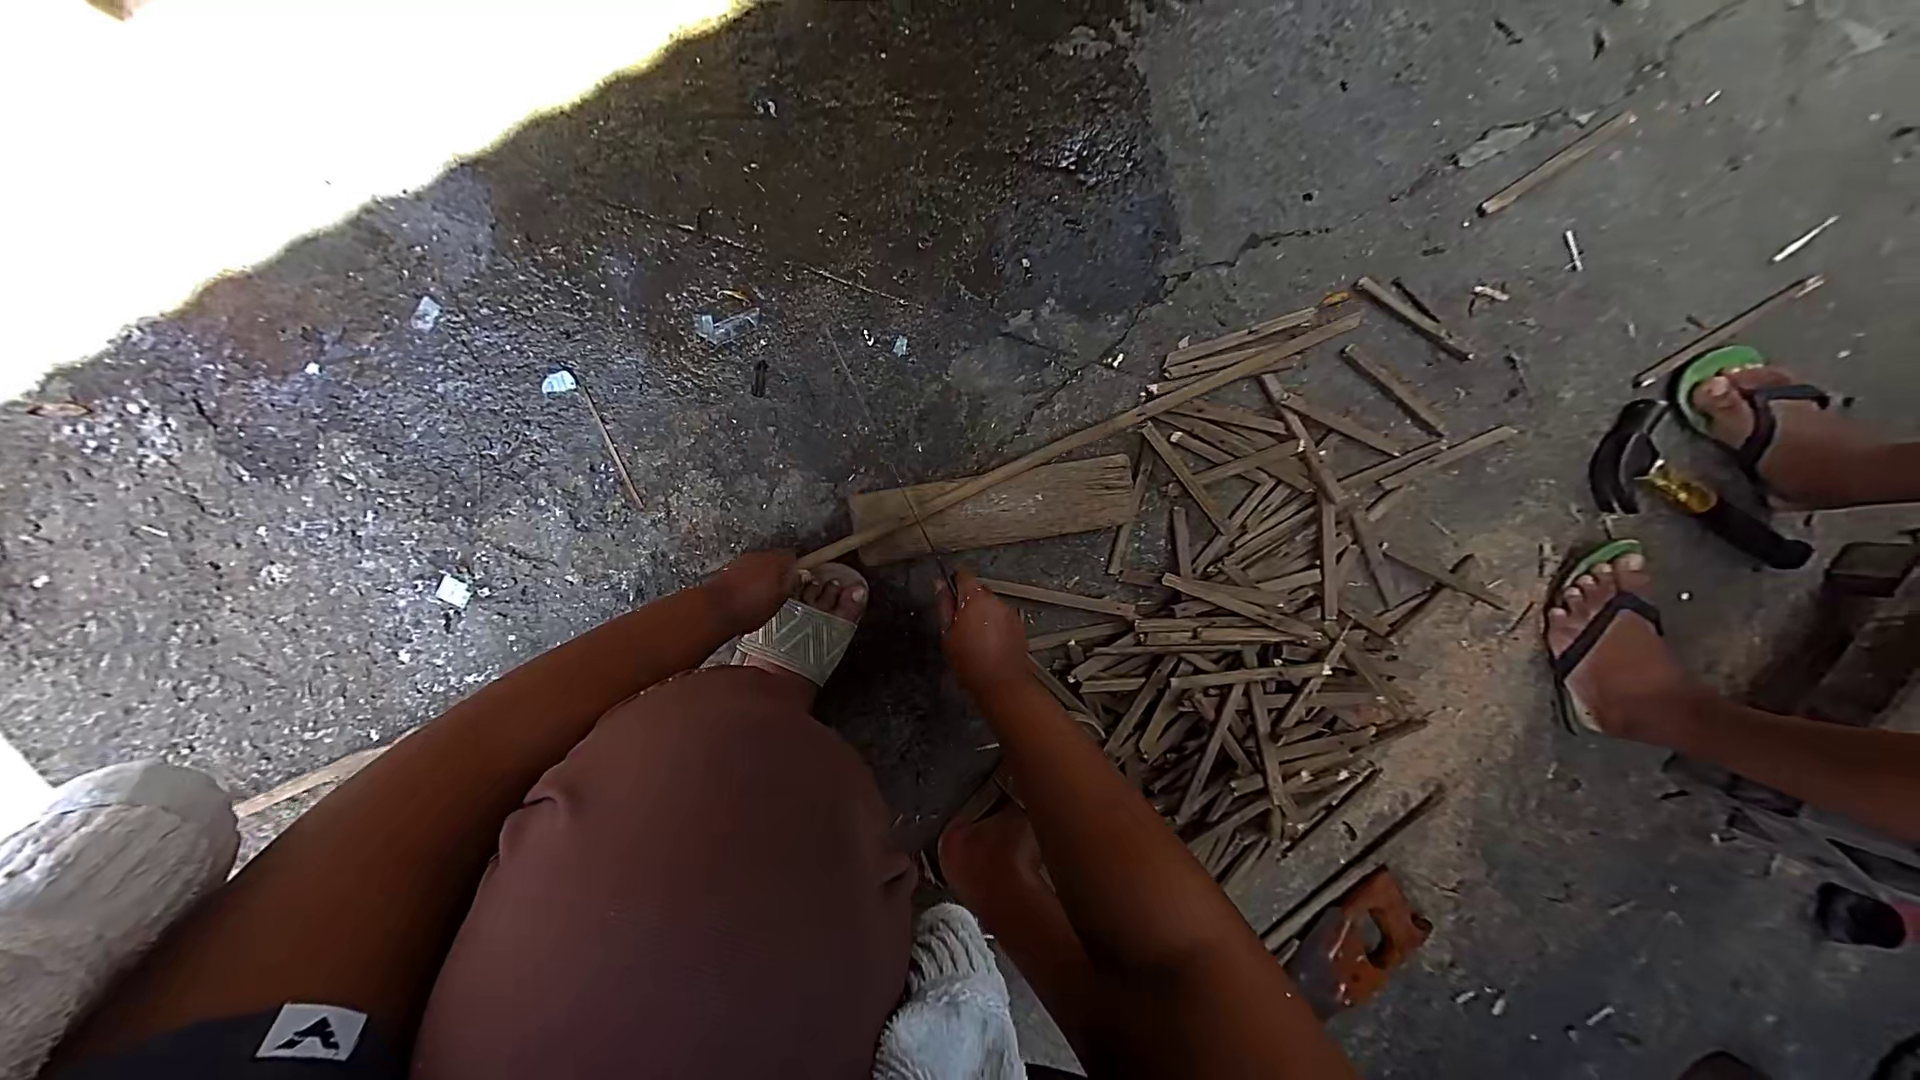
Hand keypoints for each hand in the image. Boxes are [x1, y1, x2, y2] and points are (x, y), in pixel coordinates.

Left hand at [704, 550, 797, 633]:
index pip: (792, 556)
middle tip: (780, 589)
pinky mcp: (728, 570)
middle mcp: (759, 556)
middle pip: (774, 559)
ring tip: (763, 595)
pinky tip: (747, 597)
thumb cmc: (748, 606)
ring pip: (758, 565)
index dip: (796, 568)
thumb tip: (800, 576)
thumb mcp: (780, 600)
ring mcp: (742, 561)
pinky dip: (748, 581)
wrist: (715, 610)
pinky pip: (744, 572)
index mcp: (776, 560)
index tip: (796, 579)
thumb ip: (792, 584)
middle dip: (778, 572)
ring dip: (762, 576)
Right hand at [935, 568, 1032, 695]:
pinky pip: (1002, 617)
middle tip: (958, 624)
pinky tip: (989, 643)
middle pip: (978, 590)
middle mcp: (995, 600)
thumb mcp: (947, 634)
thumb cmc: (970, 661)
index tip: (949, 596)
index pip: (963, 575)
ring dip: (982, 614)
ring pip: (990, 605)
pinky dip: (995, 624)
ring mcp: (1009, 612)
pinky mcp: (1019, 625)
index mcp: (975, 598)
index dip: (954, 583)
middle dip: (968, 602)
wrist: (1002, 683)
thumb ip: (943, 605)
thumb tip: (939, 585)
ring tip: (974, 637)